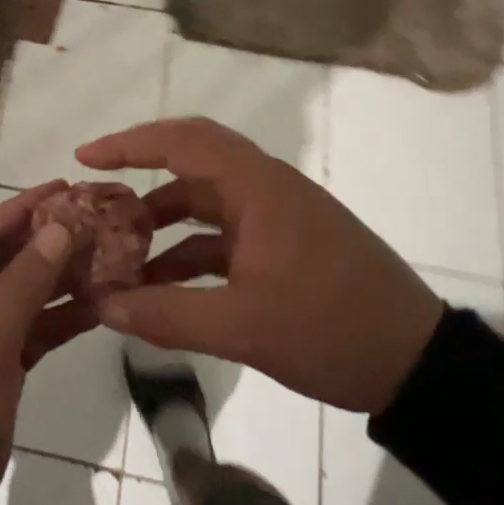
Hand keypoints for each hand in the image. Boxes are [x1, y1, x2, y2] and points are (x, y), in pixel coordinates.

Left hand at [0, 180, 79, 504]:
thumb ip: (24, 282)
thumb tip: (60, 226)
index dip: (23, 206)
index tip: (67, 184)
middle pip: (3, 258)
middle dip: (48, 239)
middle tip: (97, 217)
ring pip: (20, 293)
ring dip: (59, 277)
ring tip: (108, 253)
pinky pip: (28, 328)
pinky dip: (58, 317)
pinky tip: (99, 304)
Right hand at [76, 117, 443, 413]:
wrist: (418, 363)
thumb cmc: (331, 330)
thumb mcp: (243, 327)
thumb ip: (166, 315)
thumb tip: (102, 306)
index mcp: (259, 188)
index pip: (184, 141)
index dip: (130, 143)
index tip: (85, 158)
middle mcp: (267, 189)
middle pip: (192, 161)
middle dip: (140, 173)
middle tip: (95, 192)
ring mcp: (279, 217)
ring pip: (206, 202)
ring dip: (162, 220)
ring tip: (117, 249)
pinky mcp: (287, 245)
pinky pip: (224, 234)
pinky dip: (189, 250)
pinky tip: (160, 285)